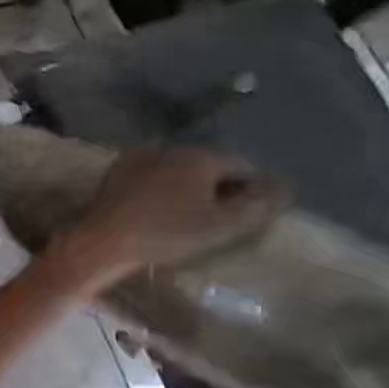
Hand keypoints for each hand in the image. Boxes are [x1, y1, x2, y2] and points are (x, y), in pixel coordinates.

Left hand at [55, 146, 285, 284]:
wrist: (103, 240)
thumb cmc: (165, 234)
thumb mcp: (221, 226)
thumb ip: (257, 205)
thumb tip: (286, 186)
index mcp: (201, 155)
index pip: (242, 165)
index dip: (251, 189)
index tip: (248, 214)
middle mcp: (171, 147)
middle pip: (208, 164)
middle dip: (219, 186)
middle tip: (219, 217)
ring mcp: (140, 156)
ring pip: (178, 169)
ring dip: (189, 187)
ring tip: (188, 216)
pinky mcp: (117, 171)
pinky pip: (151, 176)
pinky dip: (161, 189)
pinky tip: (157, 212)